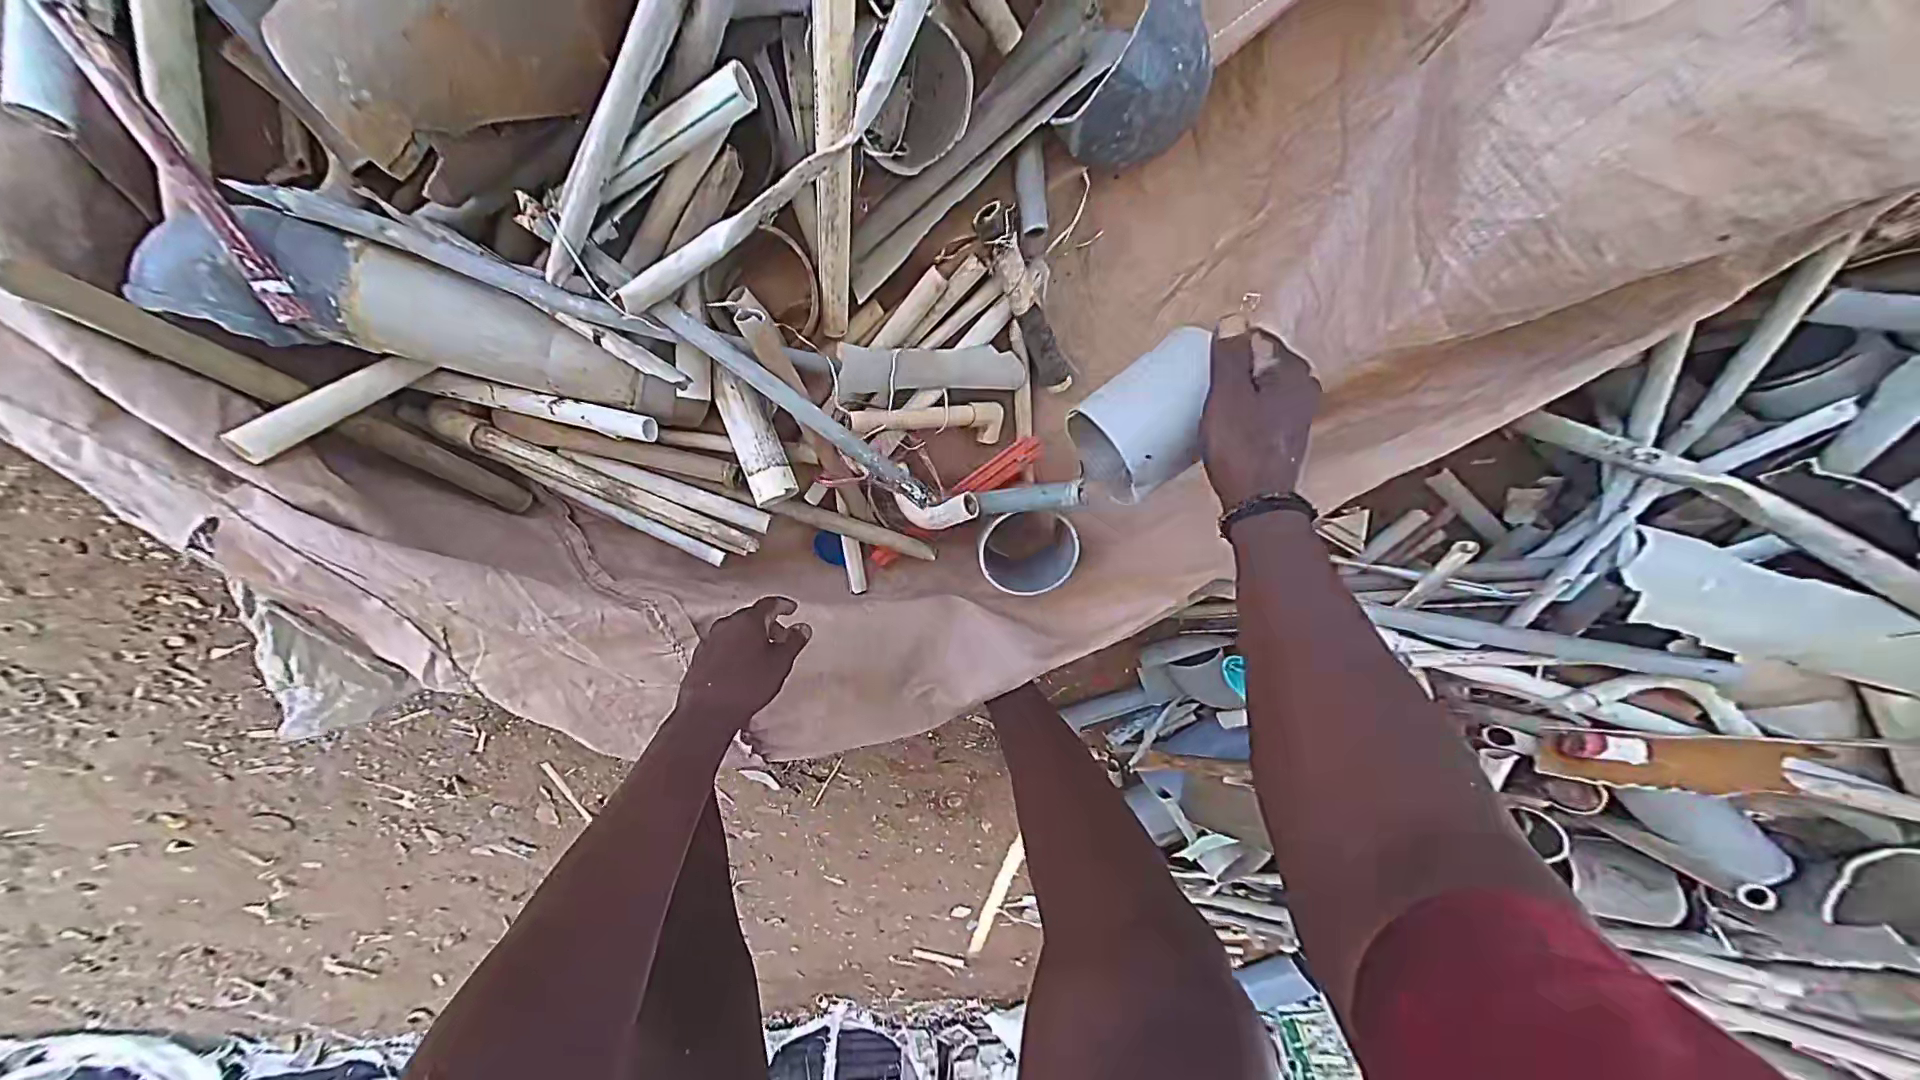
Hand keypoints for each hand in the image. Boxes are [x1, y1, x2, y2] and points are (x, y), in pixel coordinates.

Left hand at [675, 597, 811, 722]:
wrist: (708, 711)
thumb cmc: (746, 685)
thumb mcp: (780, 663)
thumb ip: (794, 641)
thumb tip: (802, 628)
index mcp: (748, 621)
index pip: (769, 604)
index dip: (783, 605)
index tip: (791, 609)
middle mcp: (727, 625)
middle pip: (752, 616)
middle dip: (769, 624)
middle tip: (782, 637)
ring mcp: (711, 640)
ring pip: (736, 630)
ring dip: (752, 637)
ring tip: (764, 655)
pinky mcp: (701, 656)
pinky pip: (723, 644)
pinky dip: (736, 648)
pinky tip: (743, 666)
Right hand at [1200, 318, 1321, 507]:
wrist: (1258, 501)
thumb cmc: (1239, 447)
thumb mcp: (1226, 396)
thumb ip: (1230, 356)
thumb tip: (1233, 318)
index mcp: (1293, 370)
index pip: (1257, 338)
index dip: (1229, 350)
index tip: (1208, 370)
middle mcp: (1305, 386)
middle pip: (1261, 363)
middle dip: (1235, 371)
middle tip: (1208, 390)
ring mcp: (1300, 411)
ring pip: (1263, 386)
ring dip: (1240, 392)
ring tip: (1215, 408)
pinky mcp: (1289, 432)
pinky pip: (1265, 407)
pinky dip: (1248, 410)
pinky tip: (1231, 425)